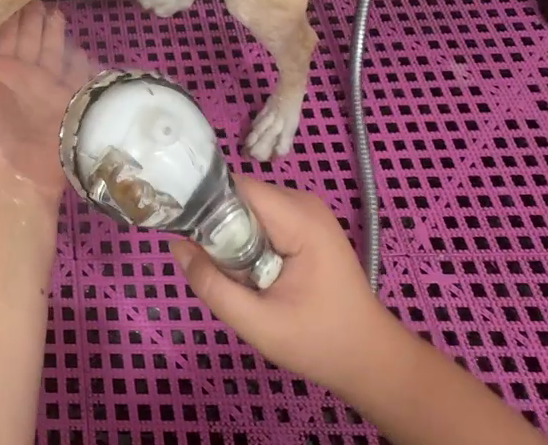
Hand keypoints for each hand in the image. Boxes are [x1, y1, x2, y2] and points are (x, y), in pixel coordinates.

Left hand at [0, 1, 98, 209]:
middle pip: (30, 39)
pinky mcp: (68, 101)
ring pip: (52, 51)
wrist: (12, 180)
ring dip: (54, 32)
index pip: (5, 35)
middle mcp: (22, 76)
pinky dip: (78, 60)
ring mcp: (47, 88)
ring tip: (57, 10)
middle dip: (34, 17)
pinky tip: (80, 44)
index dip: (11, 15)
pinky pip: (75, 74)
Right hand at [170, 179, 401, 391]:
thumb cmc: (319, 342)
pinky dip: (245, 237)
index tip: (182, 228)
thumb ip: (212, 285)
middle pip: (240, 195)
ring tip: (227, 268)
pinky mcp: (304, 223)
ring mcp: (306, 211)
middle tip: (206, 260)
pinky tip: (246, 269)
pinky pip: (260, 217)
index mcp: (300, 219)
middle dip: (217, 224)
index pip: (237, 188)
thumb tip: (176, 245)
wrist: (370, 359)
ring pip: (247, 206)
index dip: (205, 203)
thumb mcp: (258, 323)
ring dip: (230, 232)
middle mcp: (303, 203)